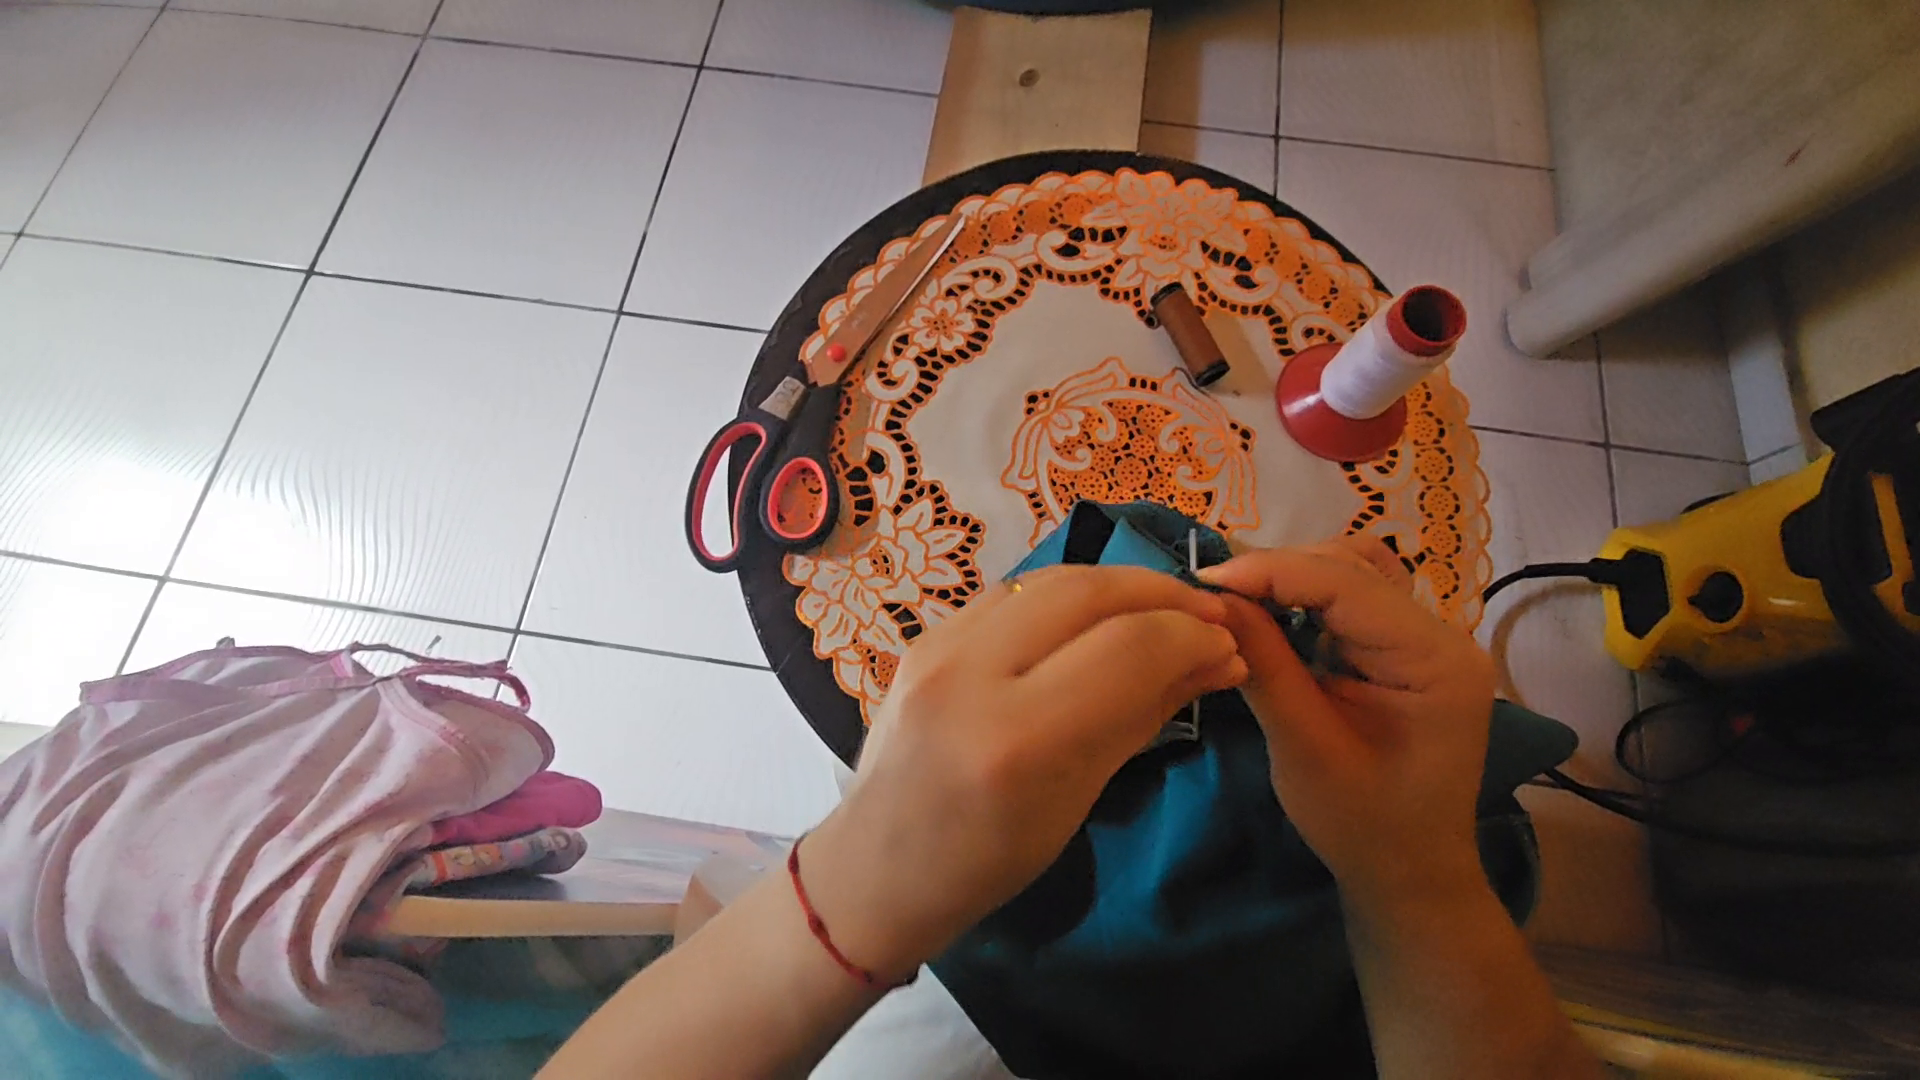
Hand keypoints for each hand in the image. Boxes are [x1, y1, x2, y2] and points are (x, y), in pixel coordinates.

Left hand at [801, 564, 1244, 978]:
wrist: (879, 862)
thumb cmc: (988, 858)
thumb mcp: (1080, 797)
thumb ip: (1145, 713)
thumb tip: (1215, 657)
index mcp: (1017, 739)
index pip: (1128, 647)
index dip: (1191, 634)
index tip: (1227, 644)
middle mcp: (970, 673)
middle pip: (1086, 592)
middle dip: (1160, 592)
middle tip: (1205, 613)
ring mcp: (937, 644)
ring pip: (1047, 579)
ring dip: (1115, 585)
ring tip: (1159, 608)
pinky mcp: (924, 634)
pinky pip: (1012, 593)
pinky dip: (1067, 595)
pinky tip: (1094, 616)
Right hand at [1201, 538, 1495, 906]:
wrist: (1407, 870)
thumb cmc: (1359, 821)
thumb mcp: (1302, 745)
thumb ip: (1263, 663)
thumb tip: (1213, 599)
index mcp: (1432, 660)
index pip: (1347, 585)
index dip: (1271, 571)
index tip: (1206, 582)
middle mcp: (1439, 635)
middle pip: (1351, 567)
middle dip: (1277, 571)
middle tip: (1215, 596)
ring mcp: (1424, 638)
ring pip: (1351, 571)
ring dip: (1290, 577)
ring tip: (1240, 601)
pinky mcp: (1403, 647)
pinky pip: (1352, 597)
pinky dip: (1307, 595)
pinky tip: (1275, 613)